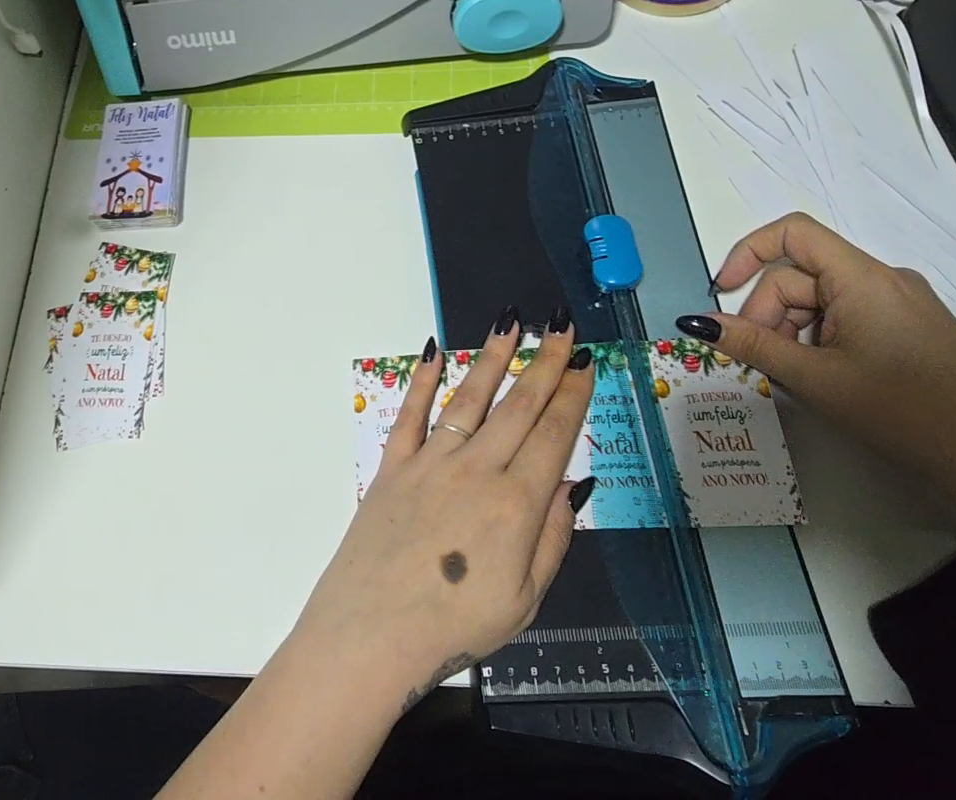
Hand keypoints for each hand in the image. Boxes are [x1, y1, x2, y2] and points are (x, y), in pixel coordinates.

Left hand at [293, 312, 595, 711]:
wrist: (371, 632)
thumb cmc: (453, 626)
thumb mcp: (525, 598)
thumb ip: (552, 537)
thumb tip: (569, 486)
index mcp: (516, 503)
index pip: (555, 435)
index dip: (573, 396)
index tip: (584, 363)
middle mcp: (475, 471)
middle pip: (518, 406)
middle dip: (544, 362)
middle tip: (561, 326)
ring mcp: (430, 464)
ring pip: (469, 399)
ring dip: (492, 359)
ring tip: (510, 323)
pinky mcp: (392, 468)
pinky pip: (411, 415)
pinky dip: (423, 382)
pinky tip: (434, 353)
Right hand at [679, 213, 955, 579]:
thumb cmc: (902, 410)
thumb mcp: (815, 378)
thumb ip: (752, 345)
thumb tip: (697, 322)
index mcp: (864, 278)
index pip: (793, 234)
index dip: (747, 252)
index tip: (720, 292)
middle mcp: (883, 280)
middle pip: (801, 276)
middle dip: (767, 314)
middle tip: (757, 362)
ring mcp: (899, 305)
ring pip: (820, 301)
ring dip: (791, 332)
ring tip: (793, 378)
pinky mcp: (908, 330)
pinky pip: (845, 319)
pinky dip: (818, 341)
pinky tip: (820, 379)